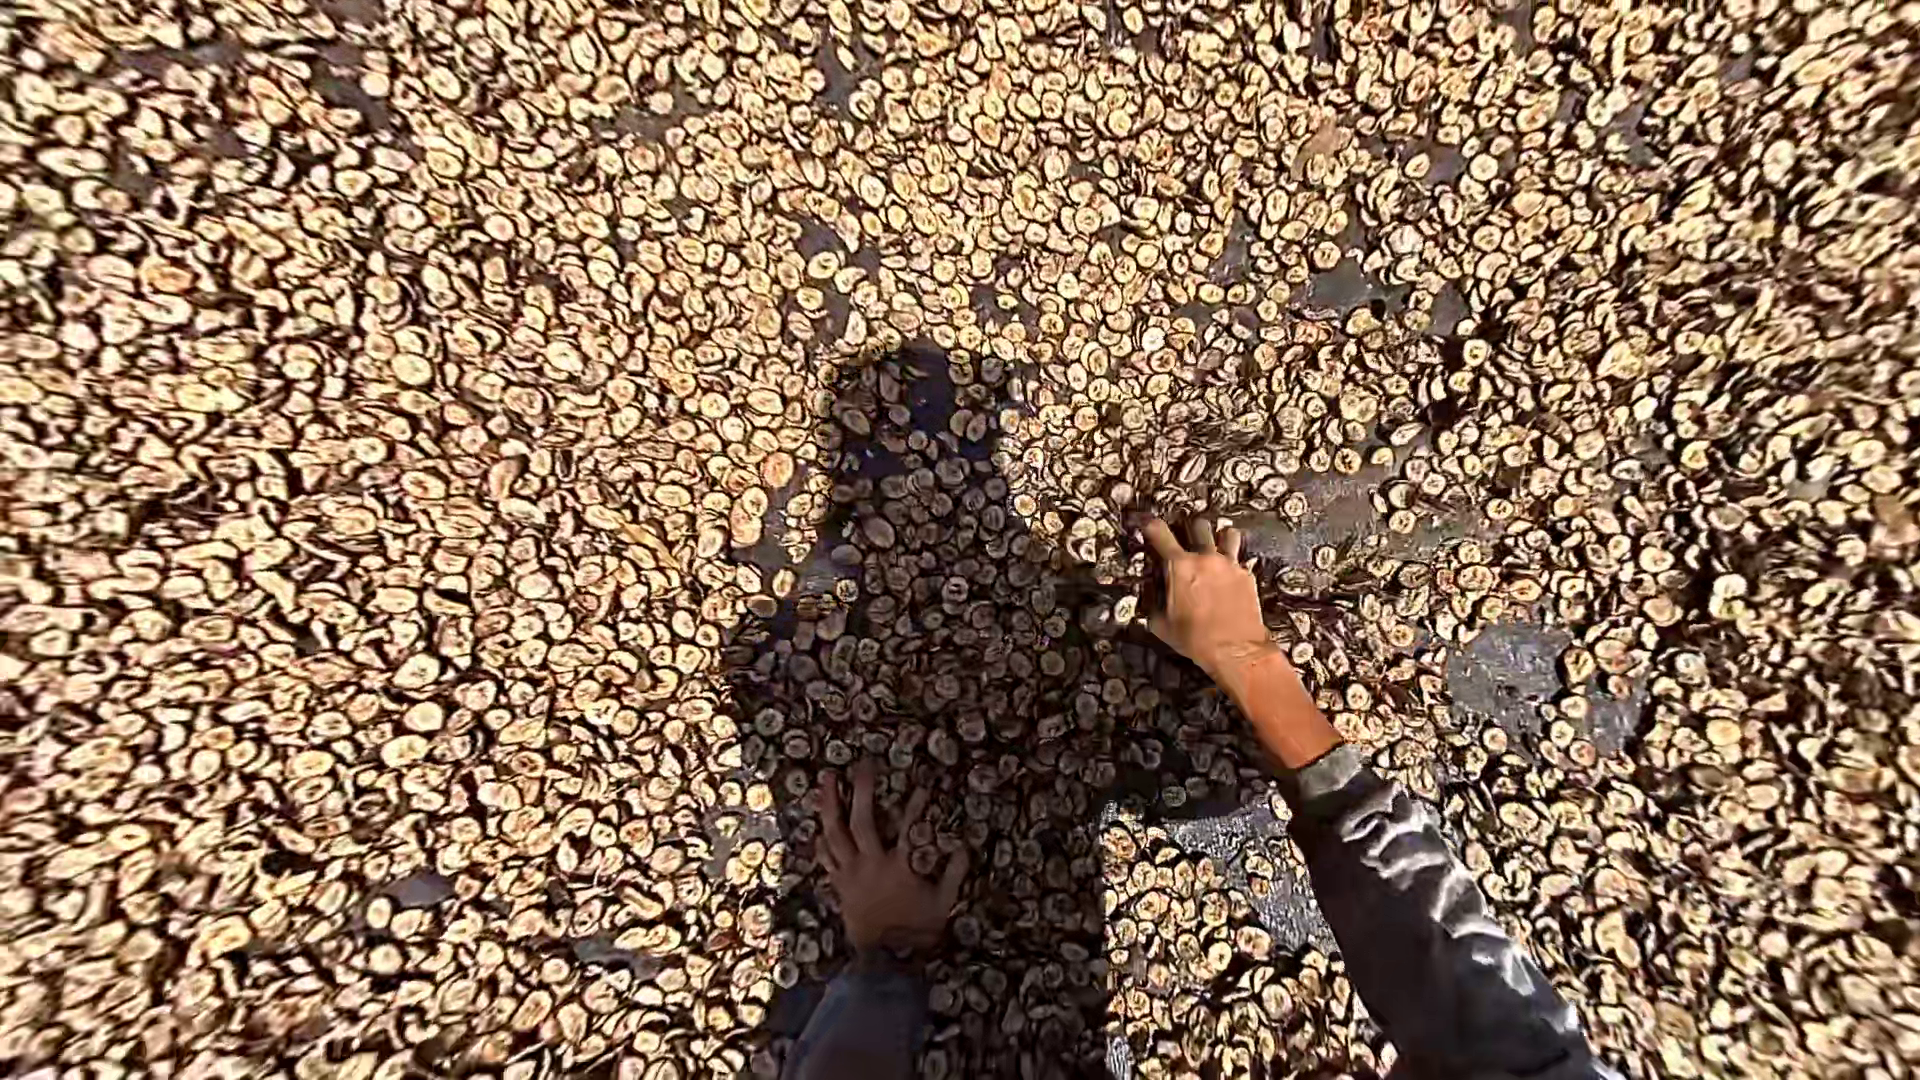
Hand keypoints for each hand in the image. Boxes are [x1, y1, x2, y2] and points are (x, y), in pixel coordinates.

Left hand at [817, 761, 967, 954]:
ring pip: (835, 834)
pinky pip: (826, 859)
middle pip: (862, 821)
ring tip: (827, 779)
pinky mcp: (838, 885)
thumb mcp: (943, 903)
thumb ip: (954, 873)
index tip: (923, 785)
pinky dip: (822, 842)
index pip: (907, 826)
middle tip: (862, 765)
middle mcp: (870, 865)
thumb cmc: (916, 930)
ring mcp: (850, 874)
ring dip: (830, 804)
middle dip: (862, 790)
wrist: (886, 962)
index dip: (916, 804)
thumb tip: (964, 845)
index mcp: (897, 867)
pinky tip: (819, 828)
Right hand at [1142, 516, 1280, 682]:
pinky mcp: (1246, 576)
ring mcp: (1229, 565)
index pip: (1159, 532)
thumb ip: (1153, 602)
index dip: (1149, 524)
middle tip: (1184, 535)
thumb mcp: (1161, 623)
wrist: (1236, 651)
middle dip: (1189, 528)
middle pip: (1197, 525)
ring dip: (1217, 537)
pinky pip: (1239, 559)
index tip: (1146, 523)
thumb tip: (1149, 596)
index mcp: (1179, 567)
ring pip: (1226, 534)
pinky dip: (1232, 561)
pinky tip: (1227, 573)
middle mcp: (1206, 559)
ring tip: (1213, 545)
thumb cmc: (1197, 639)